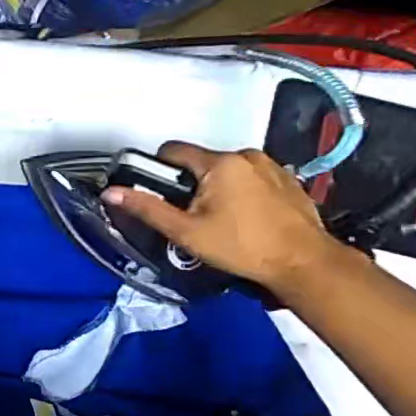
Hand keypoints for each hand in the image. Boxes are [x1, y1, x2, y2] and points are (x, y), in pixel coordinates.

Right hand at [103, 141, 346, 292]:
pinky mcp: (289, 180)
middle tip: (192, 216)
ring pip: (227, 170)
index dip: (158, 170)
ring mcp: (271, 167)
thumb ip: (147, 208)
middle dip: (191, 184)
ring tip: (221, 220)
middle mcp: (247, 156)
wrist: (305, 264)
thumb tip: (110, 192)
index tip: (161, 195)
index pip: (173, 151)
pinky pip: (252, 178)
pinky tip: (246, 219)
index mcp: (220, 163)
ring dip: (217, 187)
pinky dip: (243, 192)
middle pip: (201, 162)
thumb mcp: (186, 231)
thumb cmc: (242, 247)